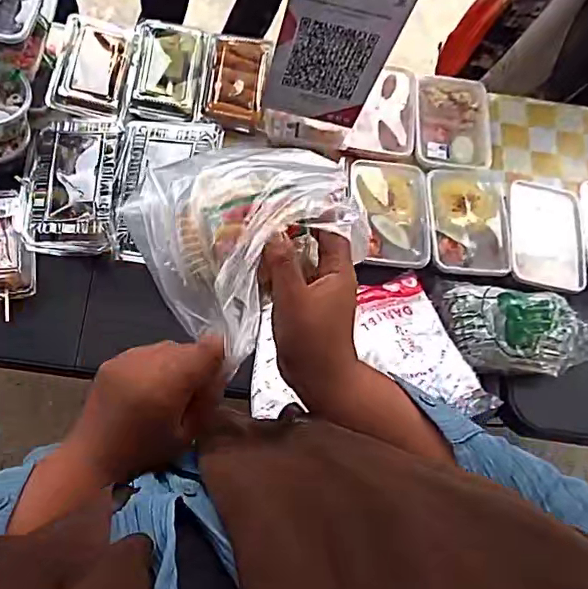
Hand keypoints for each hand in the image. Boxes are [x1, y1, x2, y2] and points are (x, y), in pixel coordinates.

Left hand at [61, 337, 226, 484]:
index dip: (219, 359)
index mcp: (169, 381)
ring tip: (164, 393)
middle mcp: (147, 360)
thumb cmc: (143, 453)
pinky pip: (145, 353)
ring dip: (173, 364)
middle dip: (195, 365)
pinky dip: (152, 366)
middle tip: (189, 395)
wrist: (92, 456)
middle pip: (187, 347)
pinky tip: (144, 389)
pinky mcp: (112, 360)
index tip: (214, 379)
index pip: (209, 347)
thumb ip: (208, 399)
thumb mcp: (187, 434)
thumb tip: (221, 370)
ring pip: (166, 348)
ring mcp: (127, 357)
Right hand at [261, 230, 358, 407]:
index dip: (309, 217)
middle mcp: (329, 280)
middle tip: (257, 226)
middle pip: (308, 247)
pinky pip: (287, 285)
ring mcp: (315, 296)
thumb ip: (282, 263)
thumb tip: (273, 233)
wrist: (318, 380)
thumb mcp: (294, 298)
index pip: (328, 232)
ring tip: (249, 246)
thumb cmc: (313, 341)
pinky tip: (253, 274)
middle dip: (284, 236)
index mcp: (338, 272)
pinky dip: (272, 278)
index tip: (283, 208)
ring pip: (294, 266)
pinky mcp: (301, 310)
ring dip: (274, 258)